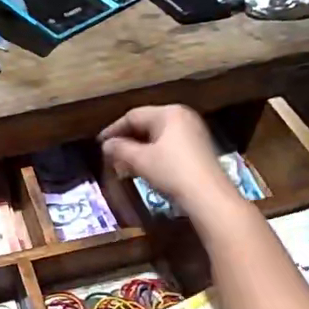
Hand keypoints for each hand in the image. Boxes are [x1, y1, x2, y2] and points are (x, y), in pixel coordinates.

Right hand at [99, 105, 236, 215]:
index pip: (134, 116)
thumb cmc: (172, 172)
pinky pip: (170, 145)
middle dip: (127, 140)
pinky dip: (154, 154)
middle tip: (110, 154)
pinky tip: (144, 168)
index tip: (100, 143)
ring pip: (158, 136)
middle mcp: (183, 117)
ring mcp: (193, 132)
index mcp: (169, 113)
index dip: (114, 129)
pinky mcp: (199, 148)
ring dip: (139, 149)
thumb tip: (106, 145)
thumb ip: (120, 149)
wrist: (208, 196)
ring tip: (124, 163)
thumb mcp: (141, 160)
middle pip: (147, 124)